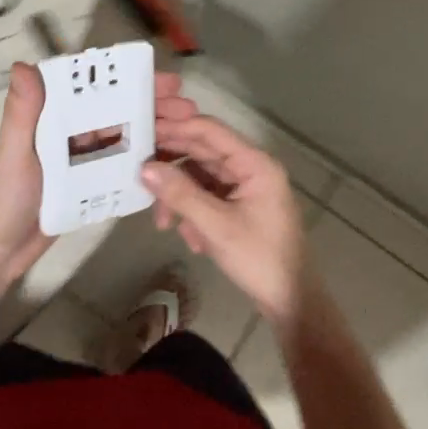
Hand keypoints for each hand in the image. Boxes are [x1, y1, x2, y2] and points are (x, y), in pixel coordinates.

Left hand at [0, 64, 197, 292]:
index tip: (161, 78)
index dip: (127, 79)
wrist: (1, 250)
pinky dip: (144, 164)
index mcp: (50, 117)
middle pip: (116, 111)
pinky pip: (121, 169)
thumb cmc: (4, 197)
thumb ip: (21, 111)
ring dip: (154, 132)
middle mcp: (69, 133)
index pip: (92, 89)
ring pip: (124, 138)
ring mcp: (82, 160)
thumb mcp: (13, 152)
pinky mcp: (90, 186)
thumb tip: (24, 65)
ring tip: (188, 133)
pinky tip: (172, 165)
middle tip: (188, 108)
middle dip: (151, 105)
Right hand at [141, 116, 307, 323]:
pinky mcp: (238, 209)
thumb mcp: (216, 226)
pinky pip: (206, 198)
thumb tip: (145, 168)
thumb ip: (180, 194)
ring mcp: (244, 190)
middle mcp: (250, 169)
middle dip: (171, 167)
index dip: (175, 128)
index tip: (143, 130)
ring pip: (200, 179)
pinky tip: (189, 238)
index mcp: (254, 164)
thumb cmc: (259, 258)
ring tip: (163, 223)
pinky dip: (192, 213)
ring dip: (179, 197)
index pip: (209, 131)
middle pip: (201, 153)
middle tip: (136, 170)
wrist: (290, 300)